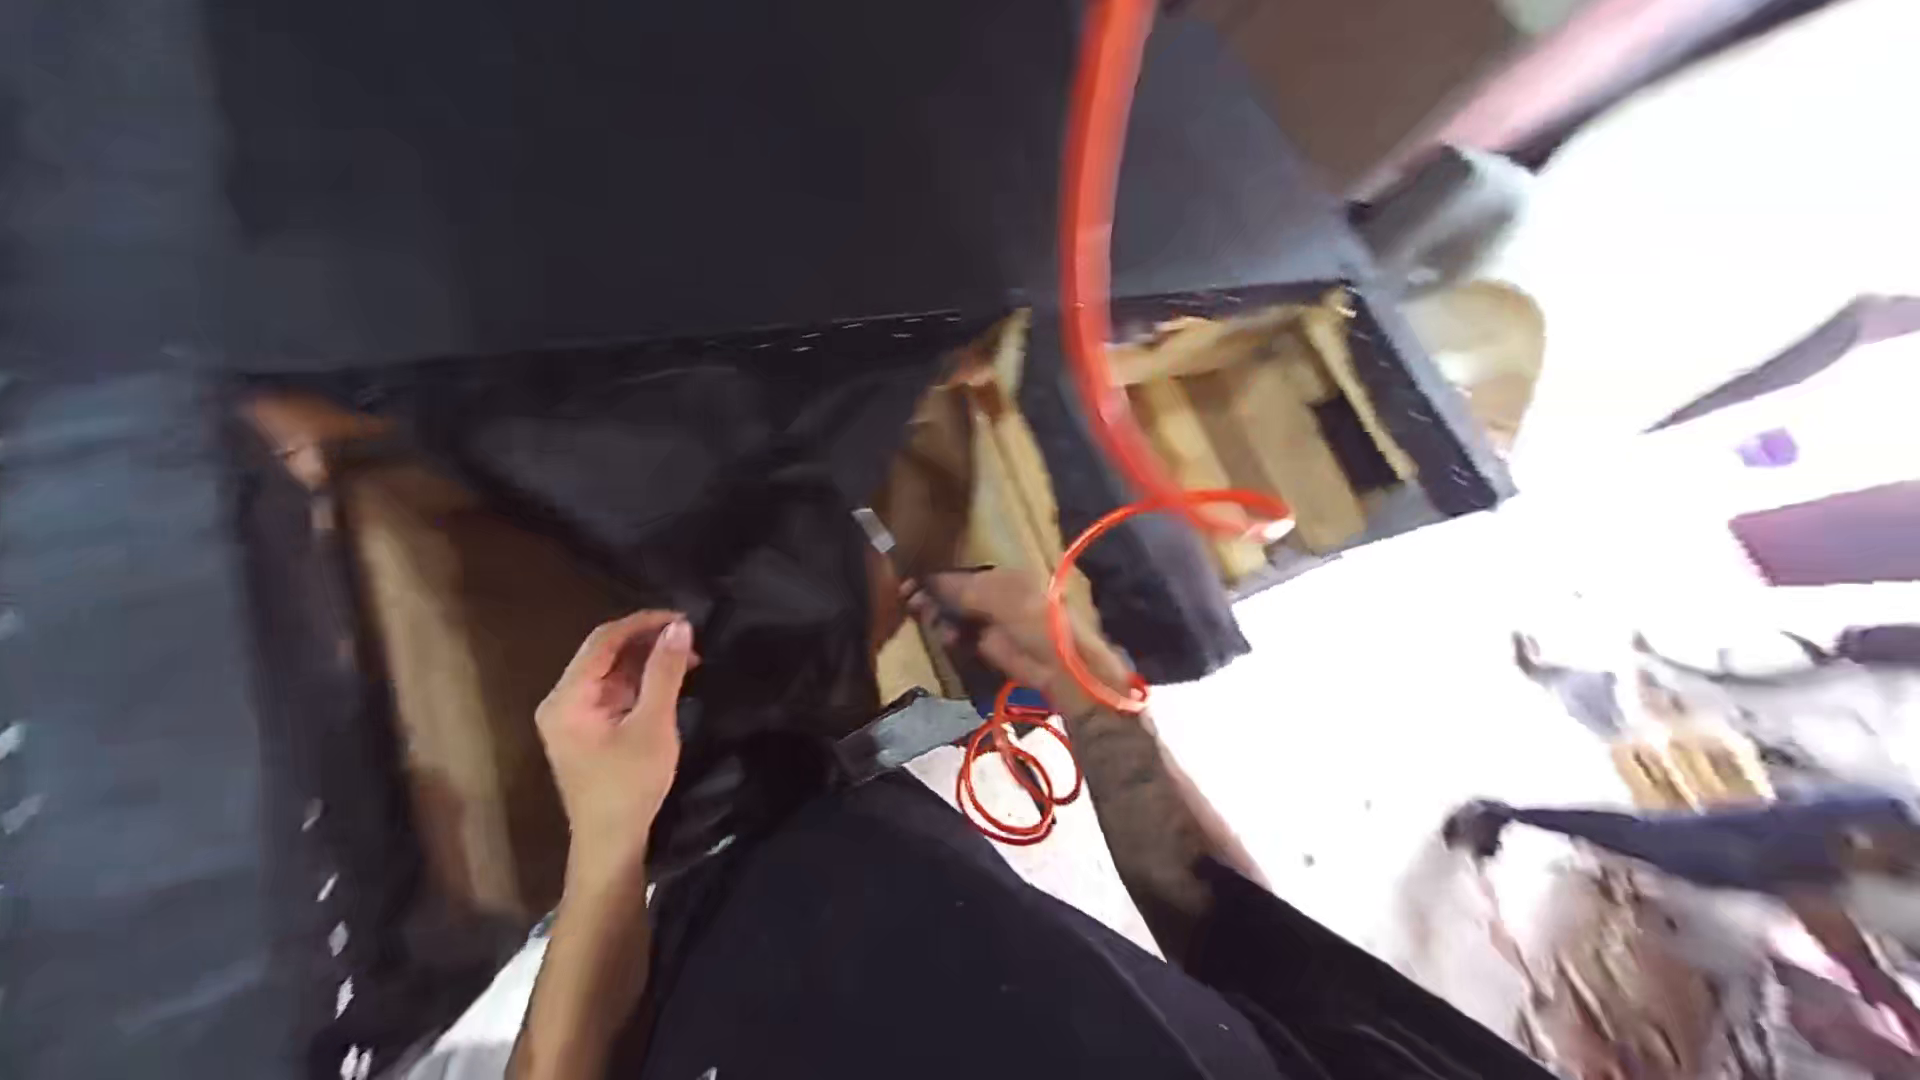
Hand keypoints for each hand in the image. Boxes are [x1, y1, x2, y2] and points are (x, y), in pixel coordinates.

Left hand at [536, 611, 695, 892]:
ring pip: (614, 668)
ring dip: (649, 658)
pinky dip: (645, 678)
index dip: (643, 623)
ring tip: (689, 655)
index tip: (683, 618)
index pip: (603, 641)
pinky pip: (618, 688)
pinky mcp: (592, 725)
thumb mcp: (653, 723)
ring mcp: (577, 713)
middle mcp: (564, 699)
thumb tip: (680, 626)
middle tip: (690, 636)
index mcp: (568, 698)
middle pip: (605, 652)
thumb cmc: (630, 783)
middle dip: (648, 639)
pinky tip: (673, 677)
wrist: (613, 841)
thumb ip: (665, 672)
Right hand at [908, 569, 1131, 719]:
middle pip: (953, 592)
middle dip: (933, 596)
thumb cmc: (1038, 623)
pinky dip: (949, 636)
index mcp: (1003, 576)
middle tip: (911, 601)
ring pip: (953, 614)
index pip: (961, 571)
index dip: (937, 575)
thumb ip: (963, 589)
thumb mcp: (1002, 598)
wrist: (1063, 669)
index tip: (910, 580)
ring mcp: (989, 622)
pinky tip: (945, 637)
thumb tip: (927, 581)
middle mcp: (994, 595)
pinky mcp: (986, 647)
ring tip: (926, 617)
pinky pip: (959, 636)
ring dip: (938, 616)